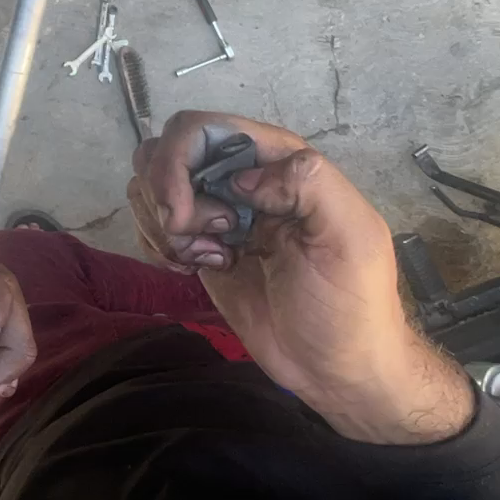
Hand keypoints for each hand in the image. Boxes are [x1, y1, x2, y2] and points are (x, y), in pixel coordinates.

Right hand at [130, 111, 472, 444]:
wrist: (336, 371)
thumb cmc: (351, 306)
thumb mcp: (351, 239)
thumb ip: (309, 184)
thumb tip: (241, 180)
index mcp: (275, 159)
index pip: (198, 129)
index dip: (177, 163)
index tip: (183, 216)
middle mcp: (238, 175)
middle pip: (163, 152)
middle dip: (166, 197)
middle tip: (205, 240)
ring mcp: (214, 208)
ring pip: (148, 185)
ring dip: (164, 225)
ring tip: (208, 257)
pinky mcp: (196, 242)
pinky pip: (149, 221)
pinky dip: (158, 244)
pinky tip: (198, 267)